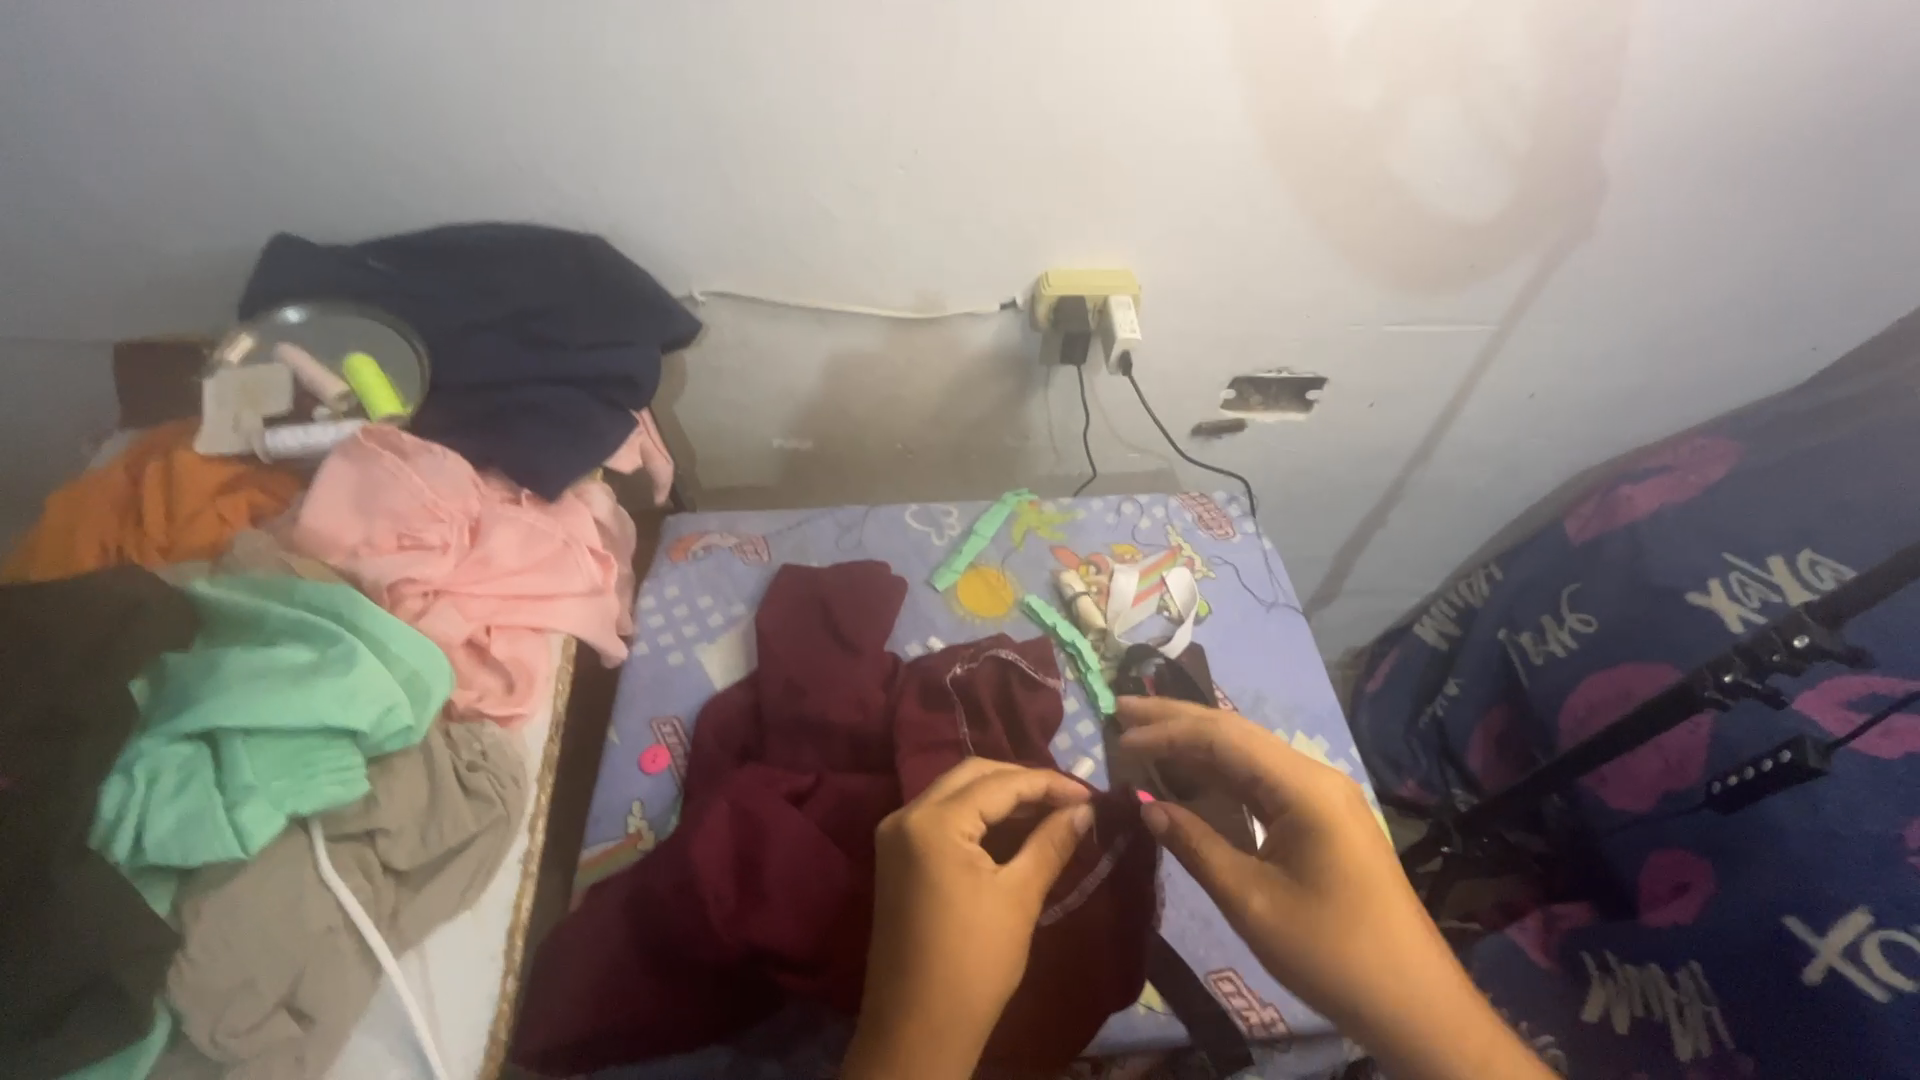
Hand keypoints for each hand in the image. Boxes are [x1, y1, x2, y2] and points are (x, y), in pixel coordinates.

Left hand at [842, 759, 1093, 1079]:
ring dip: (1000, 796)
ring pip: (956, 792)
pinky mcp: (897, 855)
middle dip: (1023, 781)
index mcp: (933, 821)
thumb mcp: (1019, 898)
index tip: (1091, 795)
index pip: (998, 783)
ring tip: (1050, 810)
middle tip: (1069, 799)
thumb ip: (1051, 842)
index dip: (1048, 783)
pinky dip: (978, 815)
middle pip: (972, 775)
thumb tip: (1086, 808)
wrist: (916, 1032)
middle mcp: (907, 814)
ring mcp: (897, 834)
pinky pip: (942, 816)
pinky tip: (1013, 828)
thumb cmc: (973, 965)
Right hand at [1117, 697, 1554, 1079]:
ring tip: (1143, 733)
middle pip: (1235, 733)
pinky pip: (1261, 782)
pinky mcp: (1321, 819)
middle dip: (1176, 720)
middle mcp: (1314, 777)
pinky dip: (1219, 774)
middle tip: (1121, 709)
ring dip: (1195, 744)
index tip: (1118, 738)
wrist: (1416, 1006)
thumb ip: (1194, 844)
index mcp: (1304, 787)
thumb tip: (1144, 805)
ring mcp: (1322, 797)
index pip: (1223, 738)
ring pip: (1247, 754)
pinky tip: (1188, 775)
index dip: (1166, 733)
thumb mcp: (1251, 901)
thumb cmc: (1332, 953)